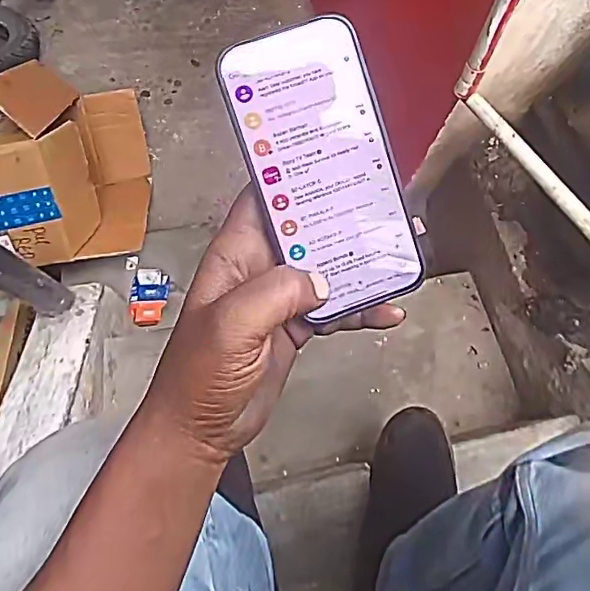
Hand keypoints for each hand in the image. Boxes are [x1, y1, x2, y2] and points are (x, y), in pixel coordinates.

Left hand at [140, 186, 405, 463]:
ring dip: (359, 264)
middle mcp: (259, 270)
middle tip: (376, 206)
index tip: (323, 160)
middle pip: (305, 230)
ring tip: (392, 256)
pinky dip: (361, 308)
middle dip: (339, 218)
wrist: (202, 430)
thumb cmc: (197, 379)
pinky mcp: (296, 324)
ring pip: (326, 267)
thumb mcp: (230, 326)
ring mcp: (279, 297)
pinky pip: (336, 307)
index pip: (262, 200)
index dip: (288, 176)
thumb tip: (320, 279)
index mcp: (235, 257)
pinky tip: (384, 311)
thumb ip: (275, 293)